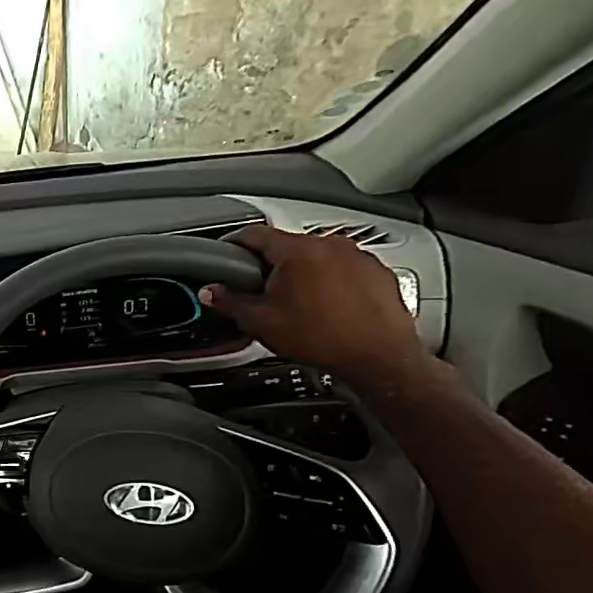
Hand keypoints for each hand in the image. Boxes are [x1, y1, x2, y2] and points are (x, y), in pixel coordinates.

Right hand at [199, 224, 433, 387]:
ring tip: (301, 306)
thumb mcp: (261, 322)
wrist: (379, 359)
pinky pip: (345, 269)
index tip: (228, 251)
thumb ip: (230, 302)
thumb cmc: (325, 339)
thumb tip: (213, 293)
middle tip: (266, 294)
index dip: (234, 243)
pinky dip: (333, 283)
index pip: (254, 234)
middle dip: (273, 266)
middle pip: (287, 246)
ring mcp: (357, 256)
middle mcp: (329, 245)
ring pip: (317, 258)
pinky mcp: (377, 272)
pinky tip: (329, 309)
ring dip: (305, 274)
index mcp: (297, 251)